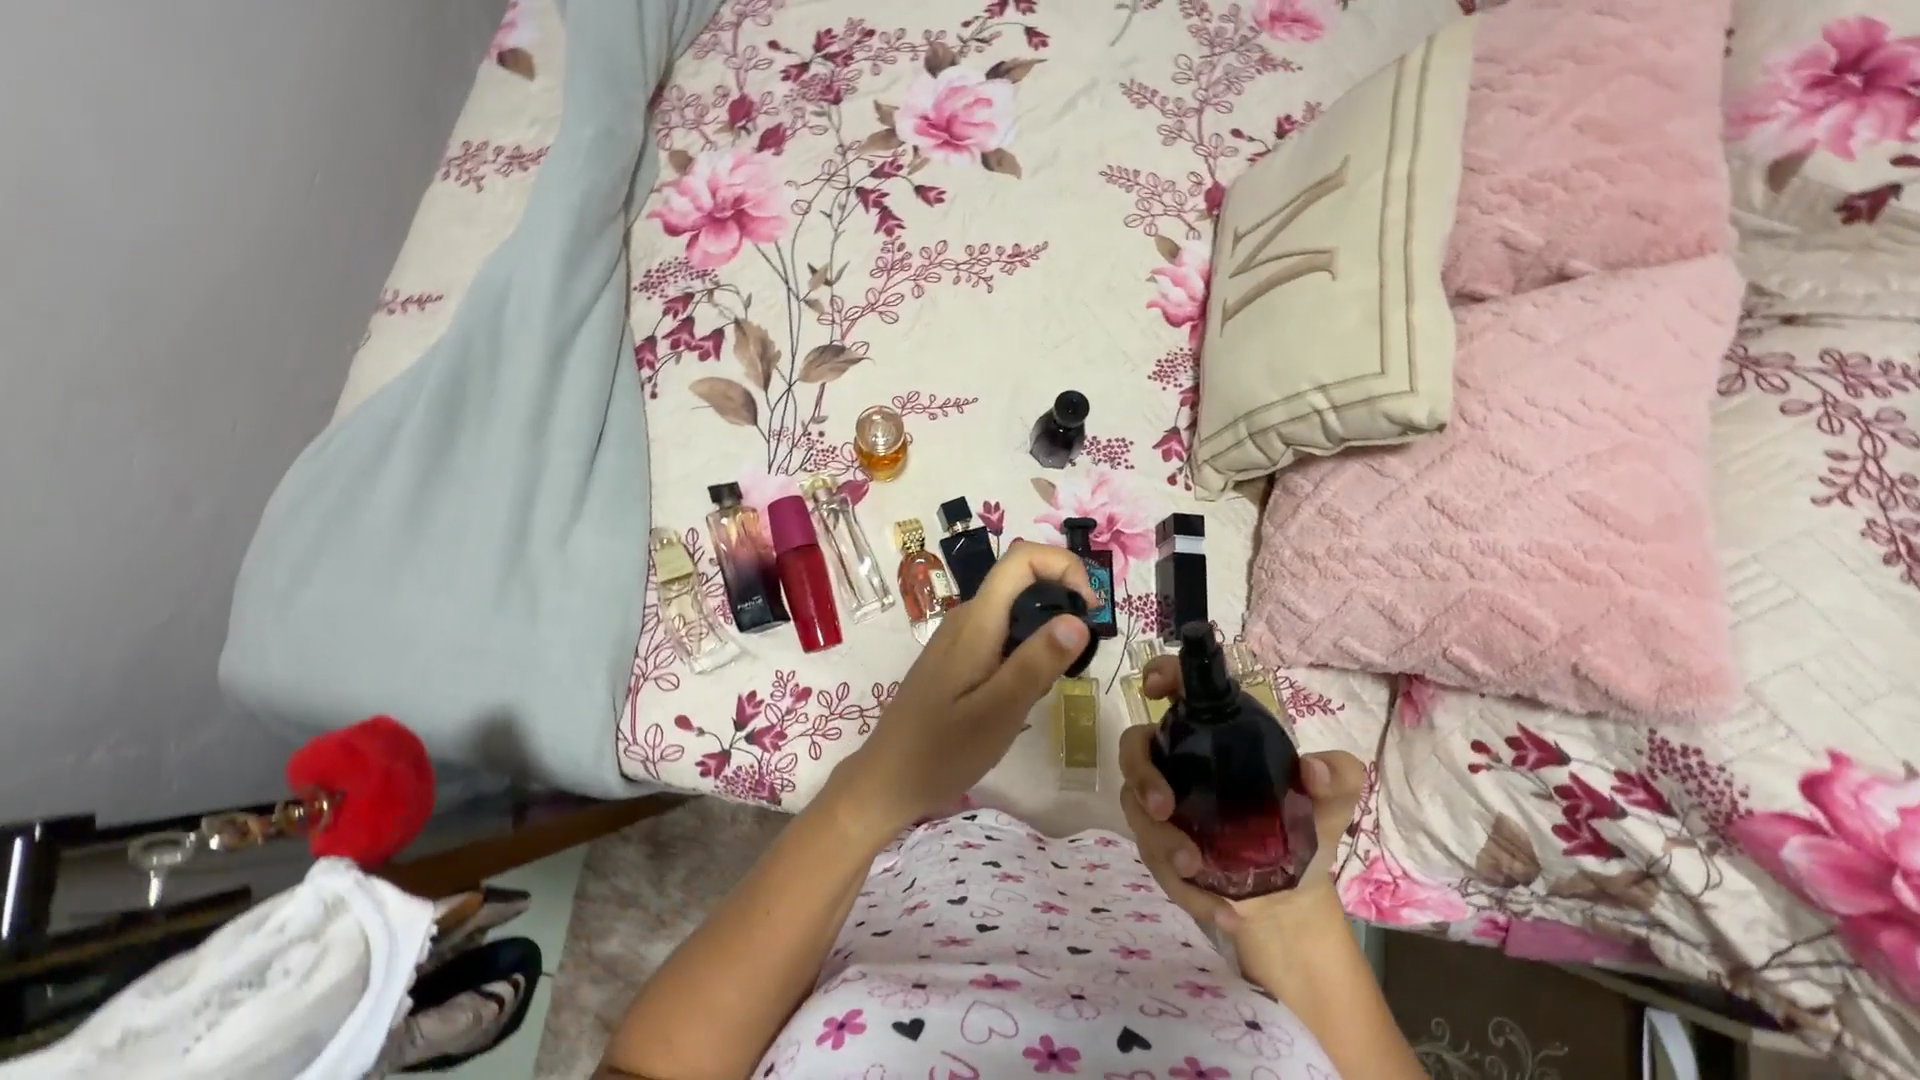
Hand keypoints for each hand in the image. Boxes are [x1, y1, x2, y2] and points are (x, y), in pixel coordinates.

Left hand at [828, 540, 1094, 839]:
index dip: (1063, 566)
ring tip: (1051, 683)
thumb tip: (1078, 619)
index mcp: (976, 622)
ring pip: (1014, 612)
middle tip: (1080, 657)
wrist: (888, 781)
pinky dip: (1025, 652)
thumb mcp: (998, 713)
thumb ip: (1036, 663)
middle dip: (1062, 603)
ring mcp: (959, 639)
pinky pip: (1001, 636)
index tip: (1090, 609)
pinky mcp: (957, 659)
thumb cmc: (942, 751)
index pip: (1021, 559)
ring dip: (1045, 632)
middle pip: (1022, 582)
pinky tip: (1024, 695)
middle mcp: (966, 619)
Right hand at [1117, 654, 1365, 935]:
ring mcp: (1163, 806)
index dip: (1164, 676)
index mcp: (1216, 732)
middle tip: (1164, 808)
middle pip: (1135, 748)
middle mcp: (1179, 761)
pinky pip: (1155, 863)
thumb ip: (1338, 776)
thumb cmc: (1305, 827)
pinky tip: (1225, 913)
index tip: (1156, 688)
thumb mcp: (1333, 801)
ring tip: (1196, 868)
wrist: (1293, 897)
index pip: (1181, 689)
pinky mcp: (1159, 849)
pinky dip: (1186, 889)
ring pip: (1137, 811)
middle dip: (1141, 776)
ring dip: (1160, 841)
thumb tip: (1312, 770)